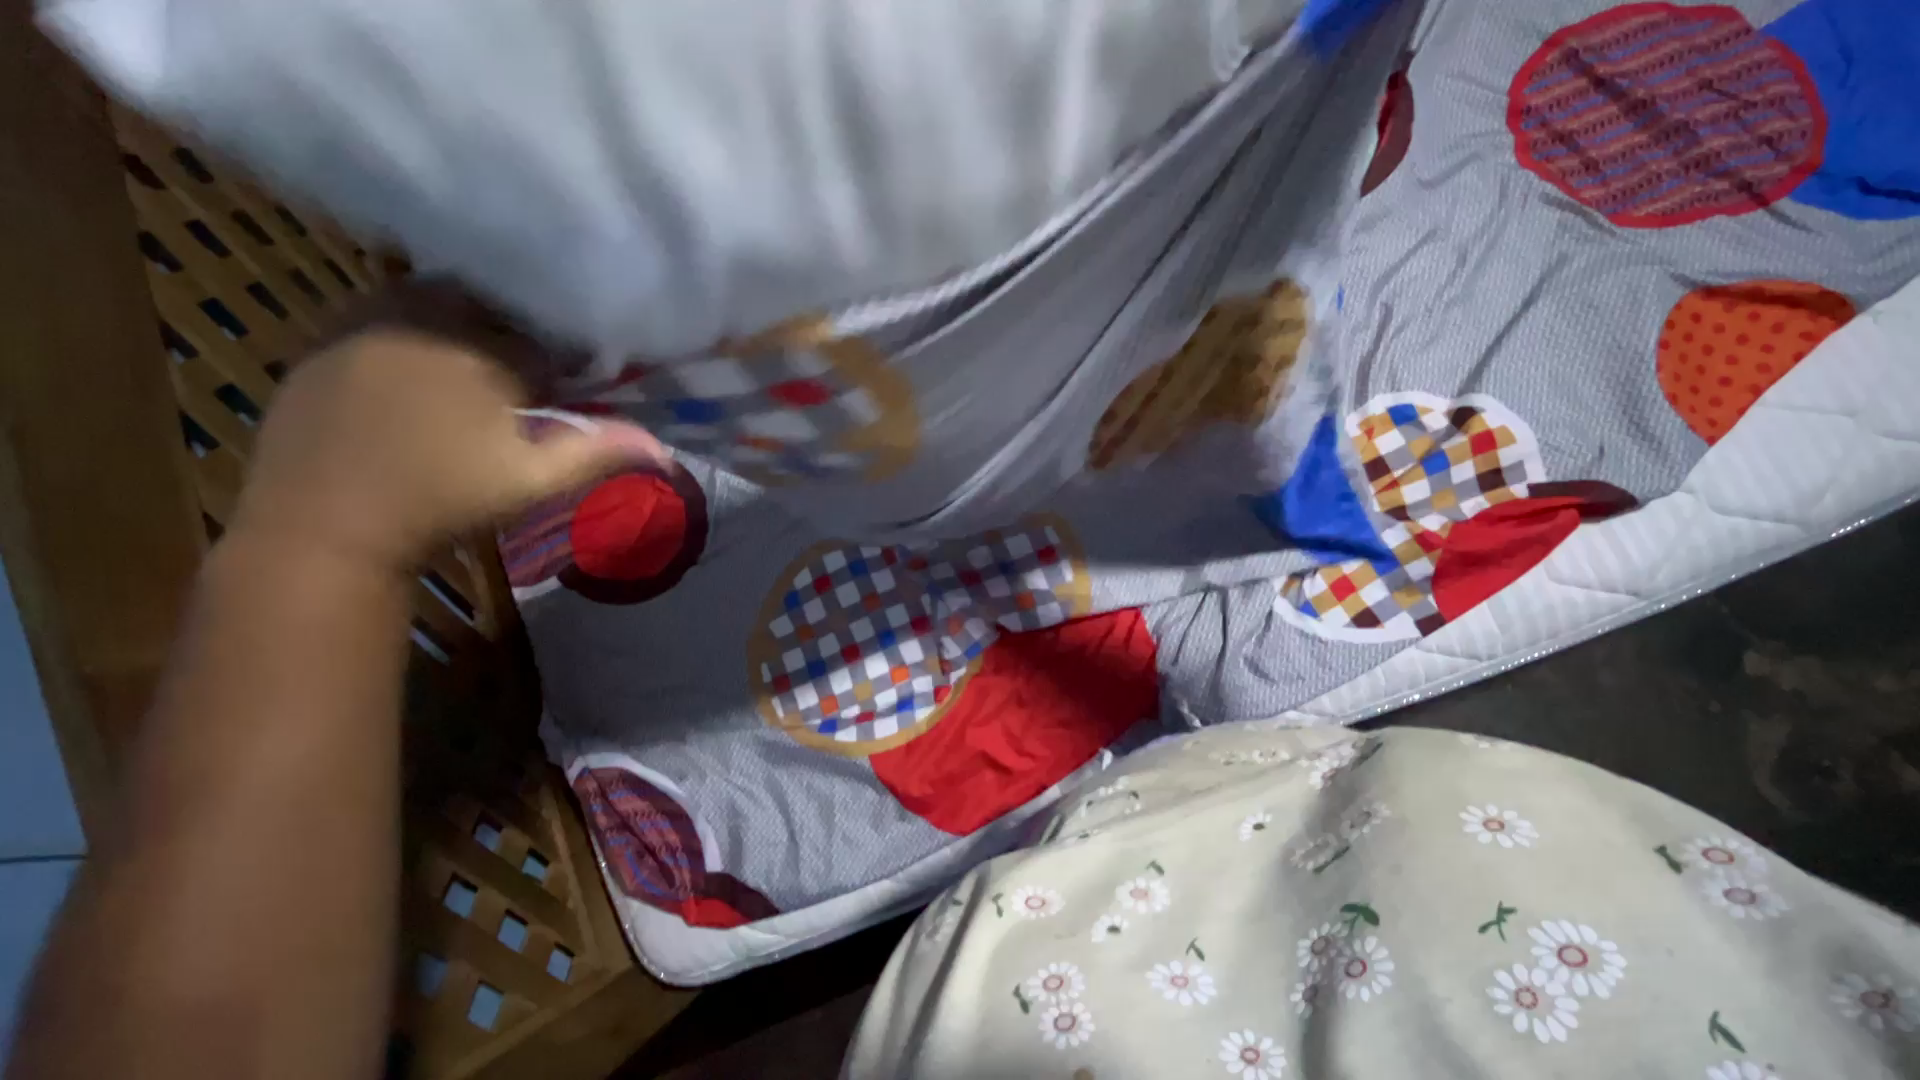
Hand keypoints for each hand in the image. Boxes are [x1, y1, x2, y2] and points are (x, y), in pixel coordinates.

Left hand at [230, 328, 665, 571]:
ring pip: (427, 306)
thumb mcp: (530, 483)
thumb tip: (665, 450)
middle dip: (505, 335)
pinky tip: (408, 386)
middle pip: (482, 306)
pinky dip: (404, 339)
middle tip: (513, 384)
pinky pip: (378, 320)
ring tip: (465, 380)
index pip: (537, 336)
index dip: (556, 364)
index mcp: (477, 348)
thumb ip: (597, 455)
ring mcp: (359, 327)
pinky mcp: (319, 345)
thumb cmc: (440, 504)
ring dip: (455, 331)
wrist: (322, 531)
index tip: (560, 392)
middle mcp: (419, 319)